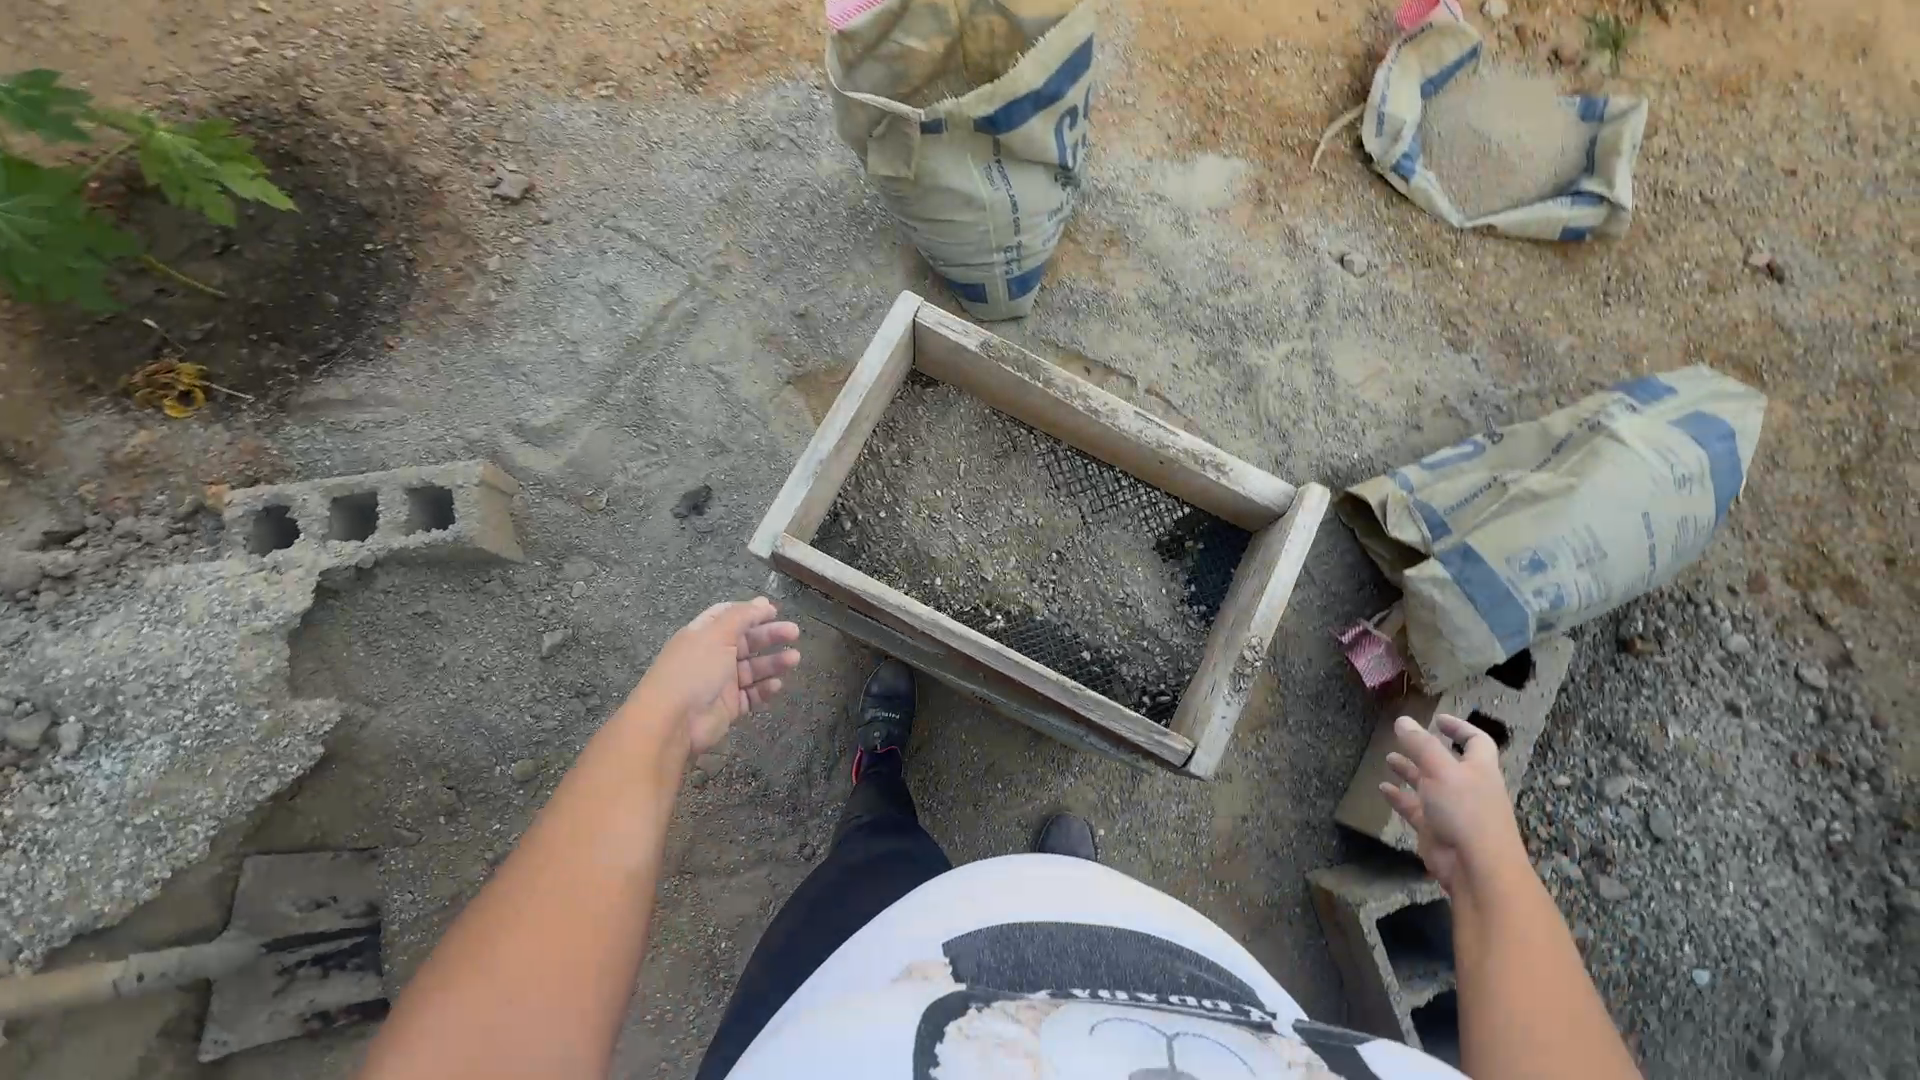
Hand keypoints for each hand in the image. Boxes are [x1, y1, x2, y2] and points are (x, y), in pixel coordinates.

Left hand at [631, 597, 799, 756]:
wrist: (673, 721)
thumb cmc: (694, 670)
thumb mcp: (716, 635)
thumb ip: (741, 616)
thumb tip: (763, 602)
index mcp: (703, 634)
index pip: (728, 616)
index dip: (751, 612)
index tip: (774, 610)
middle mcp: (712, 656)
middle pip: (746, 641)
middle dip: (770, 635)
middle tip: (794, 632)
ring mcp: (720, 682)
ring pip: (753, 668)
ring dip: (773, 662)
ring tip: (794, 659)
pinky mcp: (729, 706)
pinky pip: (751, 694)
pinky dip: (764, 689)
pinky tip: (776, 685)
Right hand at [1379, 713, 1529, 895]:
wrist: (1476, 868)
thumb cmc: (1466, 812)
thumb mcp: (1441, 770)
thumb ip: (1421, 745)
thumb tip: (1403, 720)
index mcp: (1479, 770)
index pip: (1476, 742)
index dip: (1460, 728)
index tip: (1438, 719)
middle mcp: (1466, 787)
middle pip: (1446, 762)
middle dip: (1425, 749)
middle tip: (1403, 737)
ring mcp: (1450, 809)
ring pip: (1427, 784)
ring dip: (1409, 770)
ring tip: (1388, 758)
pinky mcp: (1434, 829)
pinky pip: (1414, 808)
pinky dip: (1399, 797)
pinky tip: (1383, 788)